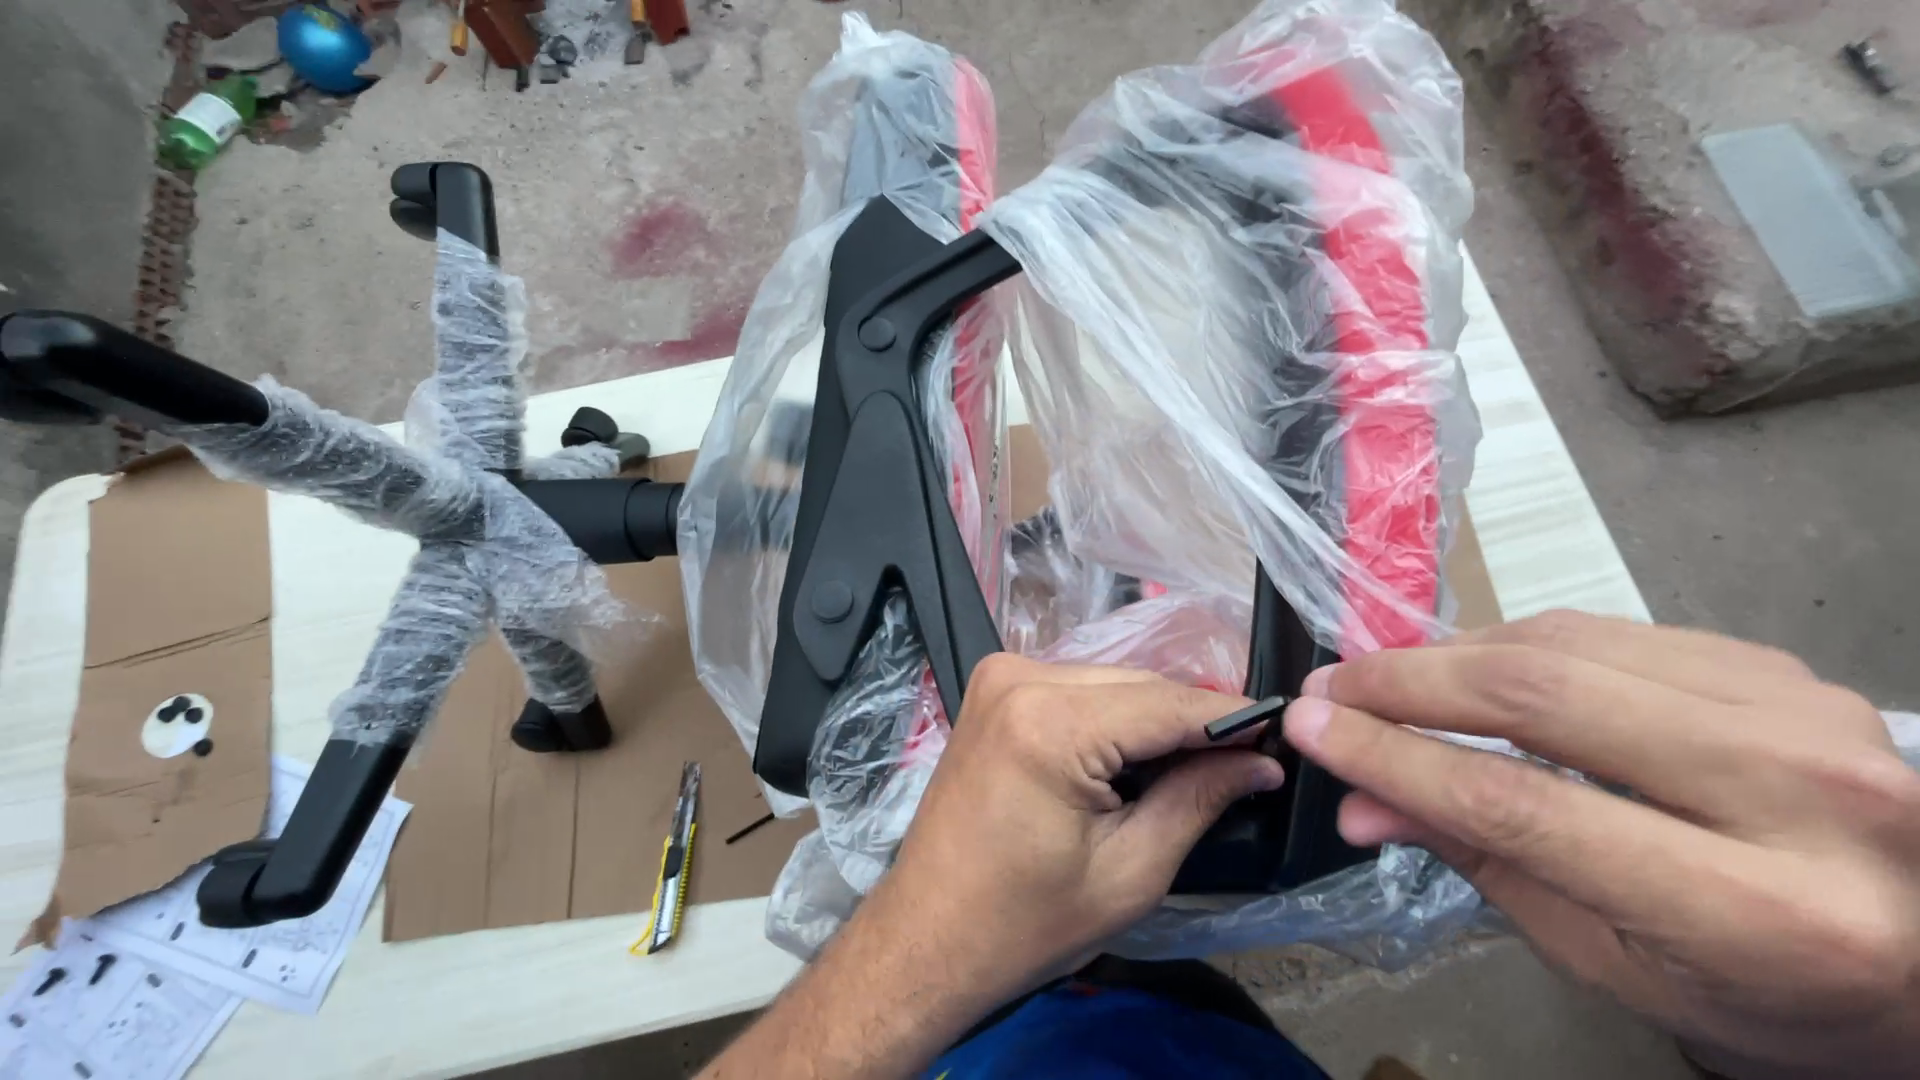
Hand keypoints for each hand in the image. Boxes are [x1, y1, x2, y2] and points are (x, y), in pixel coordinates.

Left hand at [873, 653, 1284, 1006]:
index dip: (1231, 717)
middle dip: (1192, 720)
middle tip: (1245, 760)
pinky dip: (1113, 715)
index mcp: (1050, 724)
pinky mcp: (992, 688)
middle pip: (1138, 684)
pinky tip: (1136, 754)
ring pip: (1110, 681)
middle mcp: (1020, 678)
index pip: (1166, 703)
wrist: (929, 934)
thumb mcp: (1129, 872)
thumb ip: (1198, 799)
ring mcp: (1000, 677)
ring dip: (1153, 717)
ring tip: (1195, 764)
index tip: (1282, 733)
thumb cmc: (1025, 922)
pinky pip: (1076, 687)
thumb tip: (1260, 762)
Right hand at [1282, 611, 1919, 1079]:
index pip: (1523, 808)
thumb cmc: (1754, 987)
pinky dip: (1510, 643)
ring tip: (1381, 678)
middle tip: (1330, 688)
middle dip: (1407, 684)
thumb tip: (1357, 805)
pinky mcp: (1782, 667)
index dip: (1395, 760)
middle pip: (1544, 698)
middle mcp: (1804, 796)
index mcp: (1759, 914)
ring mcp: (1805, 713)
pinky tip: (1468, 669)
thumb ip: (1480, 862)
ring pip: (1566, 645)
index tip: (1310, 728)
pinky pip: (1605, 630)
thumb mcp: (1610, 959)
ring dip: (1447, 656)